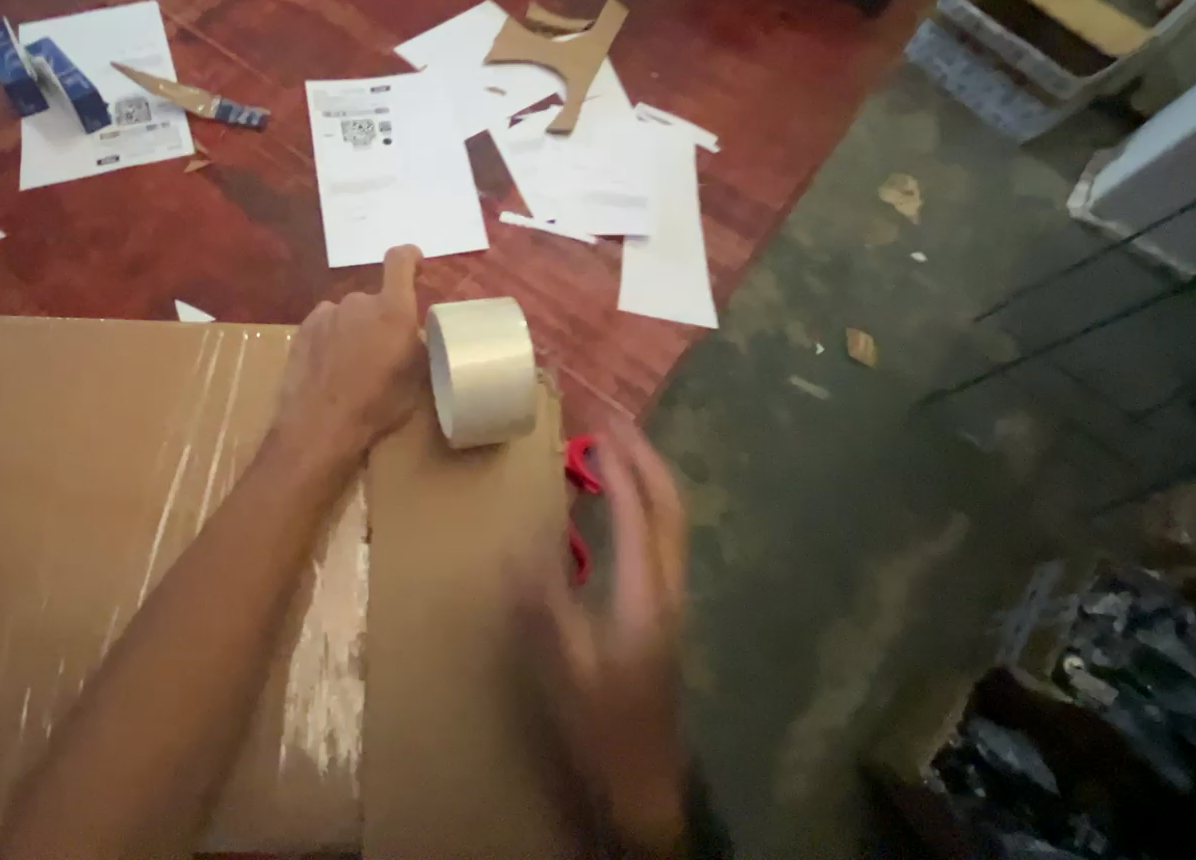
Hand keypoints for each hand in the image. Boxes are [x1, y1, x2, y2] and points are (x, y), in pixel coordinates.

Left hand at [273, 245, 426, 462]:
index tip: (415, 261)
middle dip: (379, 319)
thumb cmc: (376, 406)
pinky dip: (331, 338)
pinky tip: (329, 368)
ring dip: (353, 330)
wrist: (319, 425)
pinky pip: (326, 325)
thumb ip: (415, 345)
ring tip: (351, 366)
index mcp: (393, 310)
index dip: (410, 257)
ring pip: (348, 315)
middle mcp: (359, 302)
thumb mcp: (414, 380)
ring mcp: (327, 313)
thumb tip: (410, 334)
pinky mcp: (303, 328)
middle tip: (381, 352)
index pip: (400, 261)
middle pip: (375, 300)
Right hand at [519, 418, 688, 858]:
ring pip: (674, 518)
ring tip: (617, 443)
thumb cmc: (599, 723)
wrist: (644, 778)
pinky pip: (665, 534)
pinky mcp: (666, 606)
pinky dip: (646, 500)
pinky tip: (620, 500)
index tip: (594, 429)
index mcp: (644, 595)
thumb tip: (521, 538)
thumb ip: (541, 599)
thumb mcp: (561, 664)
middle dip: (644, 455)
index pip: (638, 514)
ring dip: (649, 474)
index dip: (618, 467)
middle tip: (612, 417)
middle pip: (671, 504)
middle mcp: (668, 586)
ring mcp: (673, 596)